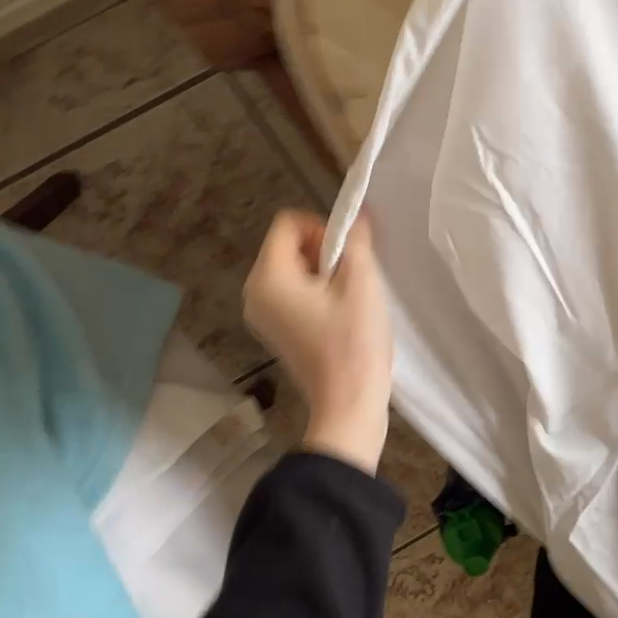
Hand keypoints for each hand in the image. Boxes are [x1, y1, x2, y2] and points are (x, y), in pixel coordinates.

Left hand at [243, 211, 392, 472]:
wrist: (349, 403)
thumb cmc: (354, 343)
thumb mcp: (362, 284)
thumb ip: (356, 241)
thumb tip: (356, 213)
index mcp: (268, 277)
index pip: (288, 223)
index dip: (324, 228)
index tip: (349, 256)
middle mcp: (254, 292)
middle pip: (289, 245)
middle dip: (325, 252)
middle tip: (354, 279)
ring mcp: (262, 314)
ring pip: (294, 269)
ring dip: (325, 274)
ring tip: (351, 299)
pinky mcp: (276, 330)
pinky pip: (293, 293)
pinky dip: (318, 293)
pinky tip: (341, 315)